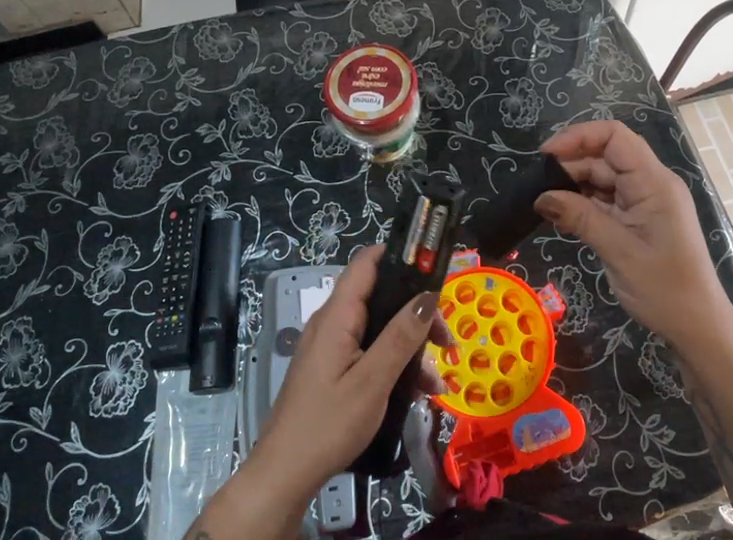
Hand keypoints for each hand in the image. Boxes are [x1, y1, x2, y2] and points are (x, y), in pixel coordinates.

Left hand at [245, 245, 450, 502]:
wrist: (285, 474)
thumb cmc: (328, 424)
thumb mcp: (372, 382)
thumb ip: (400, 337)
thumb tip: (428, 295)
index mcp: (337, 316)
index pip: (367, 263)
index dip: (400, 258)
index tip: (434, 269)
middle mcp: (332, 323)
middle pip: (381, 298)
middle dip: (417, 314)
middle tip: (446, 342)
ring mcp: (332, 347)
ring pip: (379, 329)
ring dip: (411, 347)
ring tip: (436, 381)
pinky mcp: (334, 369)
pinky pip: (370, 352)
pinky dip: (394, 365)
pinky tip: (417, 393)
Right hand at [538, 121, 732, 349]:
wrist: (698, 326)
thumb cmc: (663, 288)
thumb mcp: (617, 251)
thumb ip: (579, 217)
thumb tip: (540, 197)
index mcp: (654, 182)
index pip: (615, 136)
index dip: (578, 137)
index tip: (545, 156)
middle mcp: (652, 183)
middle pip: (606, 156)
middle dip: (571, 165)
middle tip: (536, 188)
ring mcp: (648, 201)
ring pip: (605, 178)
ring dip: (575, 186)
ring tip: (544, 204)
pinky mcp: (642, 218)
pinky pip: (609, 199)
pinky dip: (586, 204)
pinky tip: (563, 216)